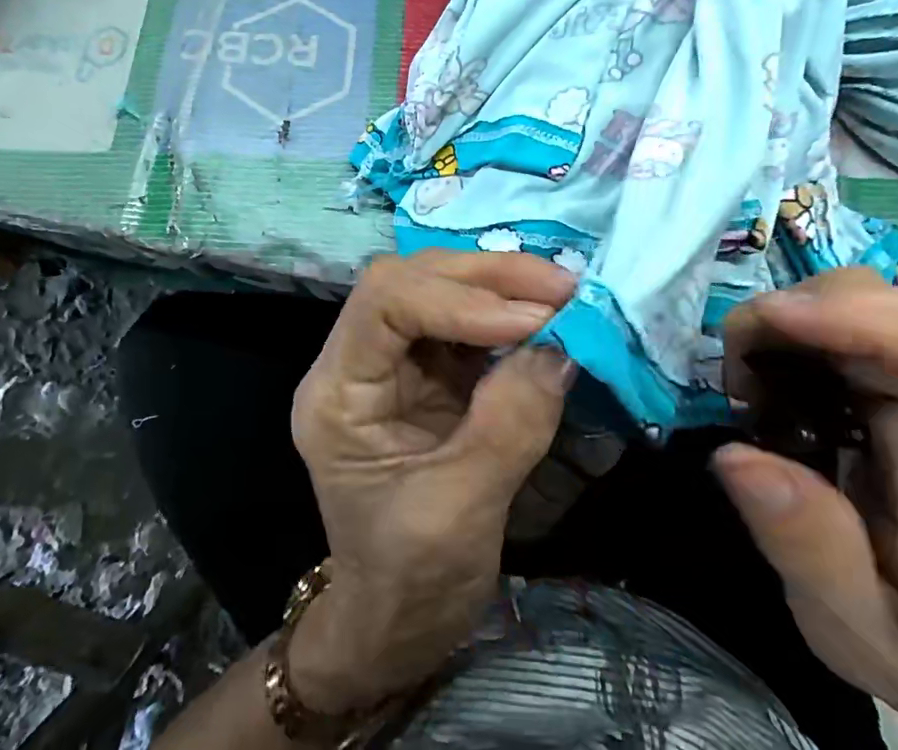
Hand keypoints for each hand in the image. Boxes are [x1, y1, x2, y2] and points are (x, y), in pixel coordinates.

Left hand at [286, 251, 575, 712]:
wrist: (400, 620)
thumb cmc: (413, 579)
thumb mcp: (460, 511)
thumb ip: (508, 425)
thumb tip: (560, 349)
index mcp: (336, 395)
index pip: (382, 304)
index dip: (456, 298)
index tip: (531, 320)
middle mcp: (355, 365)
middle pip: (408, 282)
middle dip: (483, 277)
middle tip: (561, 286)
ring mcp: (391, 367)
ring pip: (436, 291)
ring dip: (499, 285)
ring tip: (562, 294)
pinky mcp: (426, 377)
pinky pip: (464, 325)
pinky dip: (505, 314)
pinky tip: (543, 318)